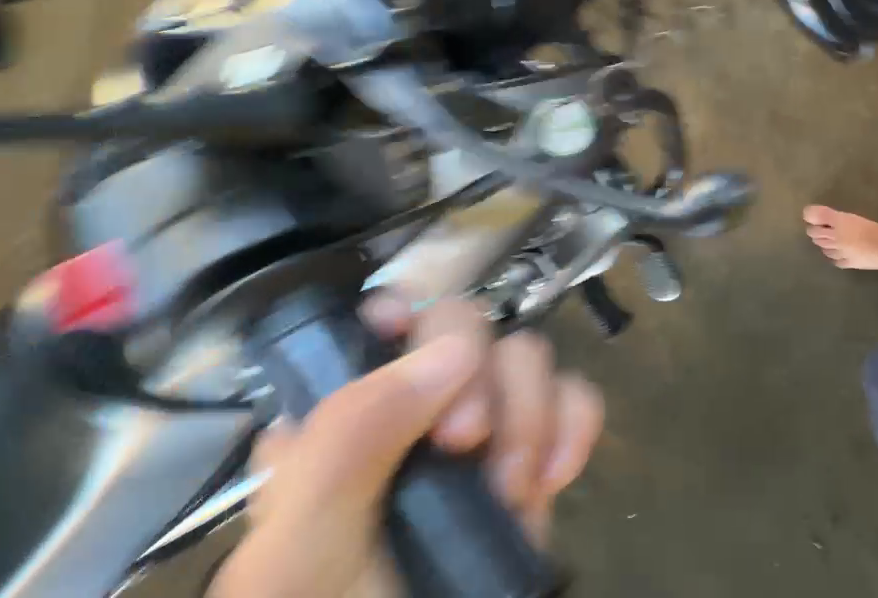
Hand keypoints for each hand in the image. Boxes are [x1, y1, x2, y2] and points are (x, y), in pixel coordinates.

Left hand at [208, 296, 603, 597]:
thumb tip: (452, 351)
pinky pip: (577, 397)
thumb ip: (347, 441)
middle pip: (464, 326)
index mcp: (333, 427)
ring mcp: (483, 435)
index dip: (404, 321)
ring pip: (527, 355)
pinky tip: (558, 476)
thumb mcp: (300, 555)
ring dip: (531, 411)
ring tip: (513, 487)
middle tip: (465, 446)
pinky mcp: (538, 457)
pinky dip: (577, 422)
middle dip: (478, 377)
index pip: (371, 328)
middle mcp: (410, 416)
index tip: (420, 359)